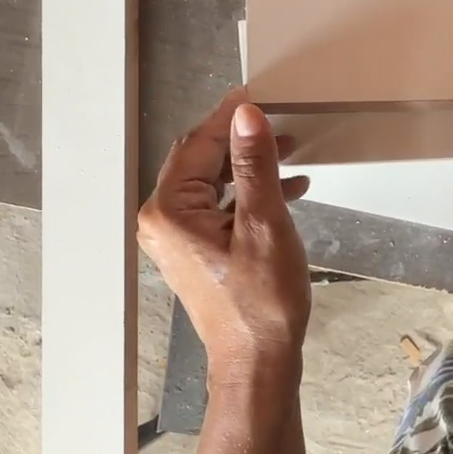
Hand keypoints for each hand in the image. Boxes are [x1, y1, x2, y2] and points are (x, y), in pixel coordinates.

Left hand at [138, 89, 311, 398]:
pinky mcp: (197, 252)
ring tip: (289, 152)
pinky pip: (219, 209)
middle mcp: (164, 221)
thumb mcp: (265, 226)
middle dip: (239, 140)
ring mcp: (178, 238)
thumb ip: (255, 167)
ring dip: (248, 168)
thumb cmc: (263, 300)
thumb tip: (247, 116)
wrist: (258, 359)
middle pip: (200, 163)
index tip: (257, 94)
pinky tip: (284, 190)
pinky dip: (248, 196)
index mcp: (170, 211)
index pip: (198, 146)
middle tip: (278, 121)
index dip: (229, 118)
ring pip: (212, 185)